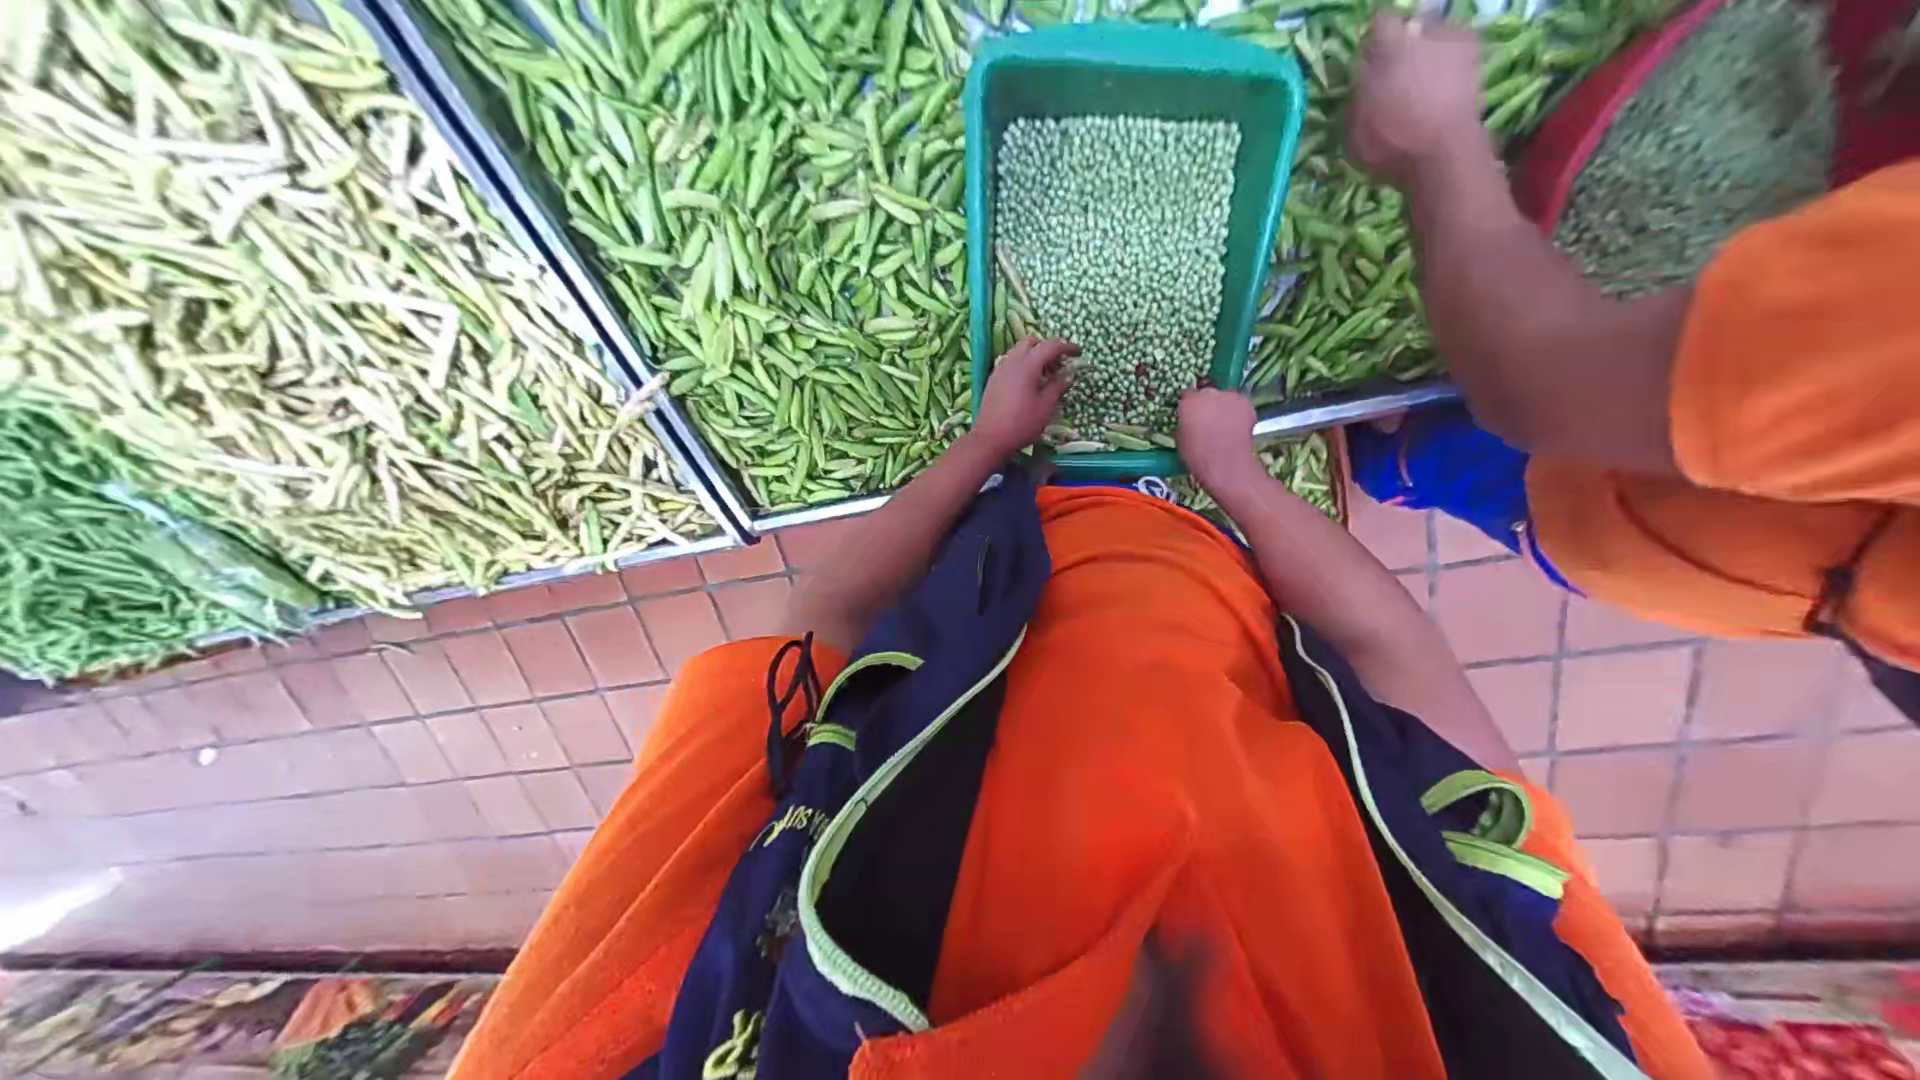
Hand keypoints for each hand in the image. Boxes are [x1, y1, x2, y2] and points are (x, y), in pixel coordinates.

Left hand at [970, 337, 1078, 458]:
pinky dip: (1022, 364)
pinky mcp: (993, 379)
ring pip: (1019, 351)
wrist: (989, 438)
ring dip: (1034, 355)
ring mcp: (1000, 369)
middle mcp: (1012, 362)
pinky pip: (1010, 362)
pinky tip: (1028, 382)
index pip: (1050, 346)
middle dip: (1047, 347)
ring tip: (1044, 374)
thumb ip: (1058, 386)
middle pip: (1031, 342)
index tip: (1078, 352)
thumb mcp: (1046, 407)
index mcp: (1027, 365)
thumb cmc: (1022, 424)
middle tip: (1058, 364)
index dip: (1066, 347)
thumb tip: (1068, 374)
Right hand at [1177, 386, 1257, 487]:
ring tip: (1222, 422)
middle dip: (1206, 403)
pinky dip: (1236, 412)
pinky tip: (1235, 425)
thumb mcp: (1181, 438)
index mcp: (1189, 402)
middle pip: (1207, 393)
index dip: (1188, 404)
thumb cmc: (1197, 455)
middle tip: (1206, 419)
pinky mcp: (1246, 404)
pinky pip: (1238, 404)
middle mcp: (1210, 393)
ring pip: (1224, 397)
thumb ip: (1185, 422)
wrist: (1226, 464)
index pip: (1186, 395)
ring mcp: (1230, 397)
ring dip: (1222, 406)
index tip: (1188, 413)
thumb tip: (1189, 419)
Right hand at [1347, 15, 1486, 189]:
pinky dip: (1449, 61)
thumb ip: (1359, 92)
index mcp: (1390, 48)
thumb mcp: (1355, 124)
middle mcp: (1425, 34)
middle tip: (1396, 67)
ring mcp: (1455, 43)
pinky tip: (1442, 83)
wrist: (1441, 153)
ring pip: (1438, 35)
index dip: (1373, 37)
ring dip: (1429, 50)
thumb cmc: (1389, 142)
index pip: (1380, 21)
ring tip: (1421, 78)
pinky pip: (1458, 49)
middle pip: (1413, 24)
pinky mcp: (1476, 58)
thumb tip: (1363, 75)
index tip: (1368, 56)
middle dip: (1404, 41)